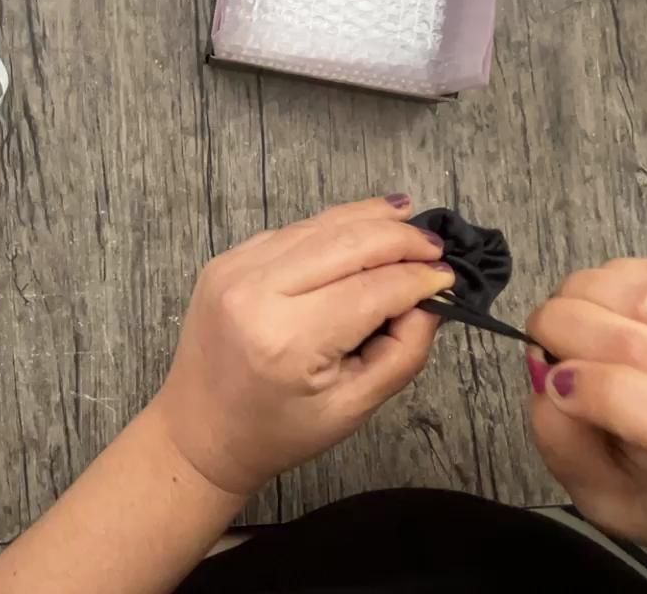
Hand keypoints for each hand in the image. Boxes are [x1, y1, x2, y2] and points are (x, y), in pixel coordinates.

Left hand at [147, 196, 455, 496]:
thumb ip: (400, 353)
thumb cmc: (277, 430)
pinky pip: (291, 232)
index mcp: (287, 339)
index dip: (416, 279)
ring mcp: (235, 268)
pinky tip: (358, 228)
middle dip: (397, 237)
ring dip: (366, 219)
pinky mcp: (227, 258)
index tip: (447, 276)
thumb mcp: (351, 408)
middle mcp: (256, 291)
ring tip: (405, 215)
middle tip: (435, 242)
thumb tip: (431, 299)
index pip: (370, 291)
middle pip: (344, 243)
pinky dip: (330, 228)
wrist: (198, 430)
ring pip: (317, 226)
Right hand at [525, 259, 646, 577]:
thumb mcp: (607, 506)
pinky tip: (594, 307)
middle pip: (644, 345)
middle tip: (541, 351)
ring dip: (579, 297)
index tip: (553, 387)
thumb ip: (565, 446)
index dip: (602, 394)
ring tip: (566, 326)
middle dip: (562, 332)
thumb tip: (546, 374)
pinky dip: (605, 280)